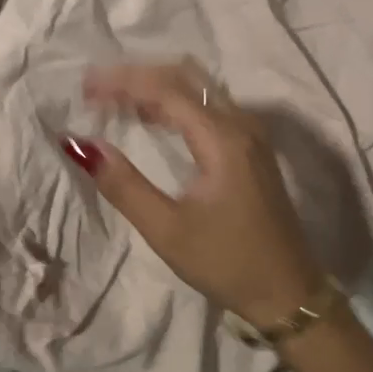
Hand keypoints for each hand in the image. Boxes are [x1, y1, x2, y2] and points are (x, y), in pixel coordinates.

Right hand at [64, 62, 328, 329]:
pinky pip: (208, 106)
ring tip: (114, 100)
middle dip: (137, 76)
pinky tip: (150, 118)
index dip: (122, 82)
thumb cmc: (227, 264)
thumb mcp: (168, 231)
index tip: (85, 87)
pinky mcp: (251, 148)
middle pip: (184, 77)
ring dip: (155, 87)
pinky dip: (174, 103)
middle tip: (96, 88)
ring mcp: (250, 134)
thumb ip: (124, 185)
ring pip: (198, 89)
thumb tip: (83, 146)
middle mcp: (240, 124)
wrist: (290, 295)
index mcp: (222, 139)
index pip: (165, 89)